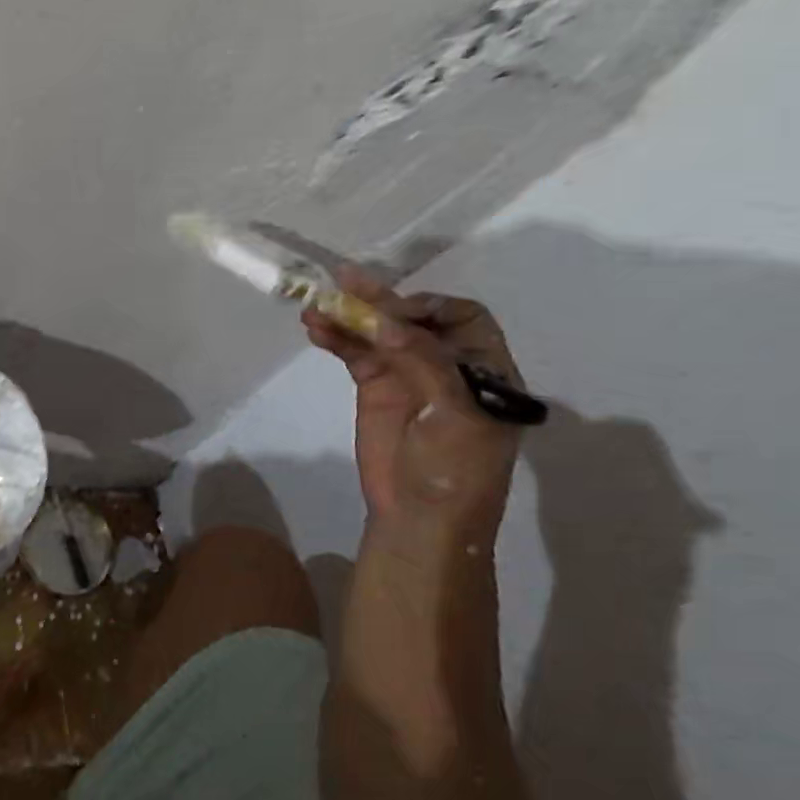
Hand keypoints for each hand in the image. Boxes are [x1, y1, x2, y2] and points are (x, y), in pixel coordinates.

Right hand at [303, 266, 522, 548]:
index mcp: (483, 367)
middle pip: (412, 319)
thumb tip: (385, 321)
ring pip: (378, 333)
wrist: (418, 518)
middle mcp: (445, 362)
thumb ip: (423, 361)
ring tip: (317, 306)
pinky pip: (355, 353)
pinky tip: (315, 329)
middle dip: (380, 301)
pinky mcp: (375, 386)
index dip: (431, 307)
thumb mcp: (453, 414)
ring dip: (349, 317)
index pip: (463, 318)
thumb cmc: (454, 470)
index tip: (396, 313)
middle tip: (344, 281)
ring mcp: (407, 373)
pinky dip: (336, 339)